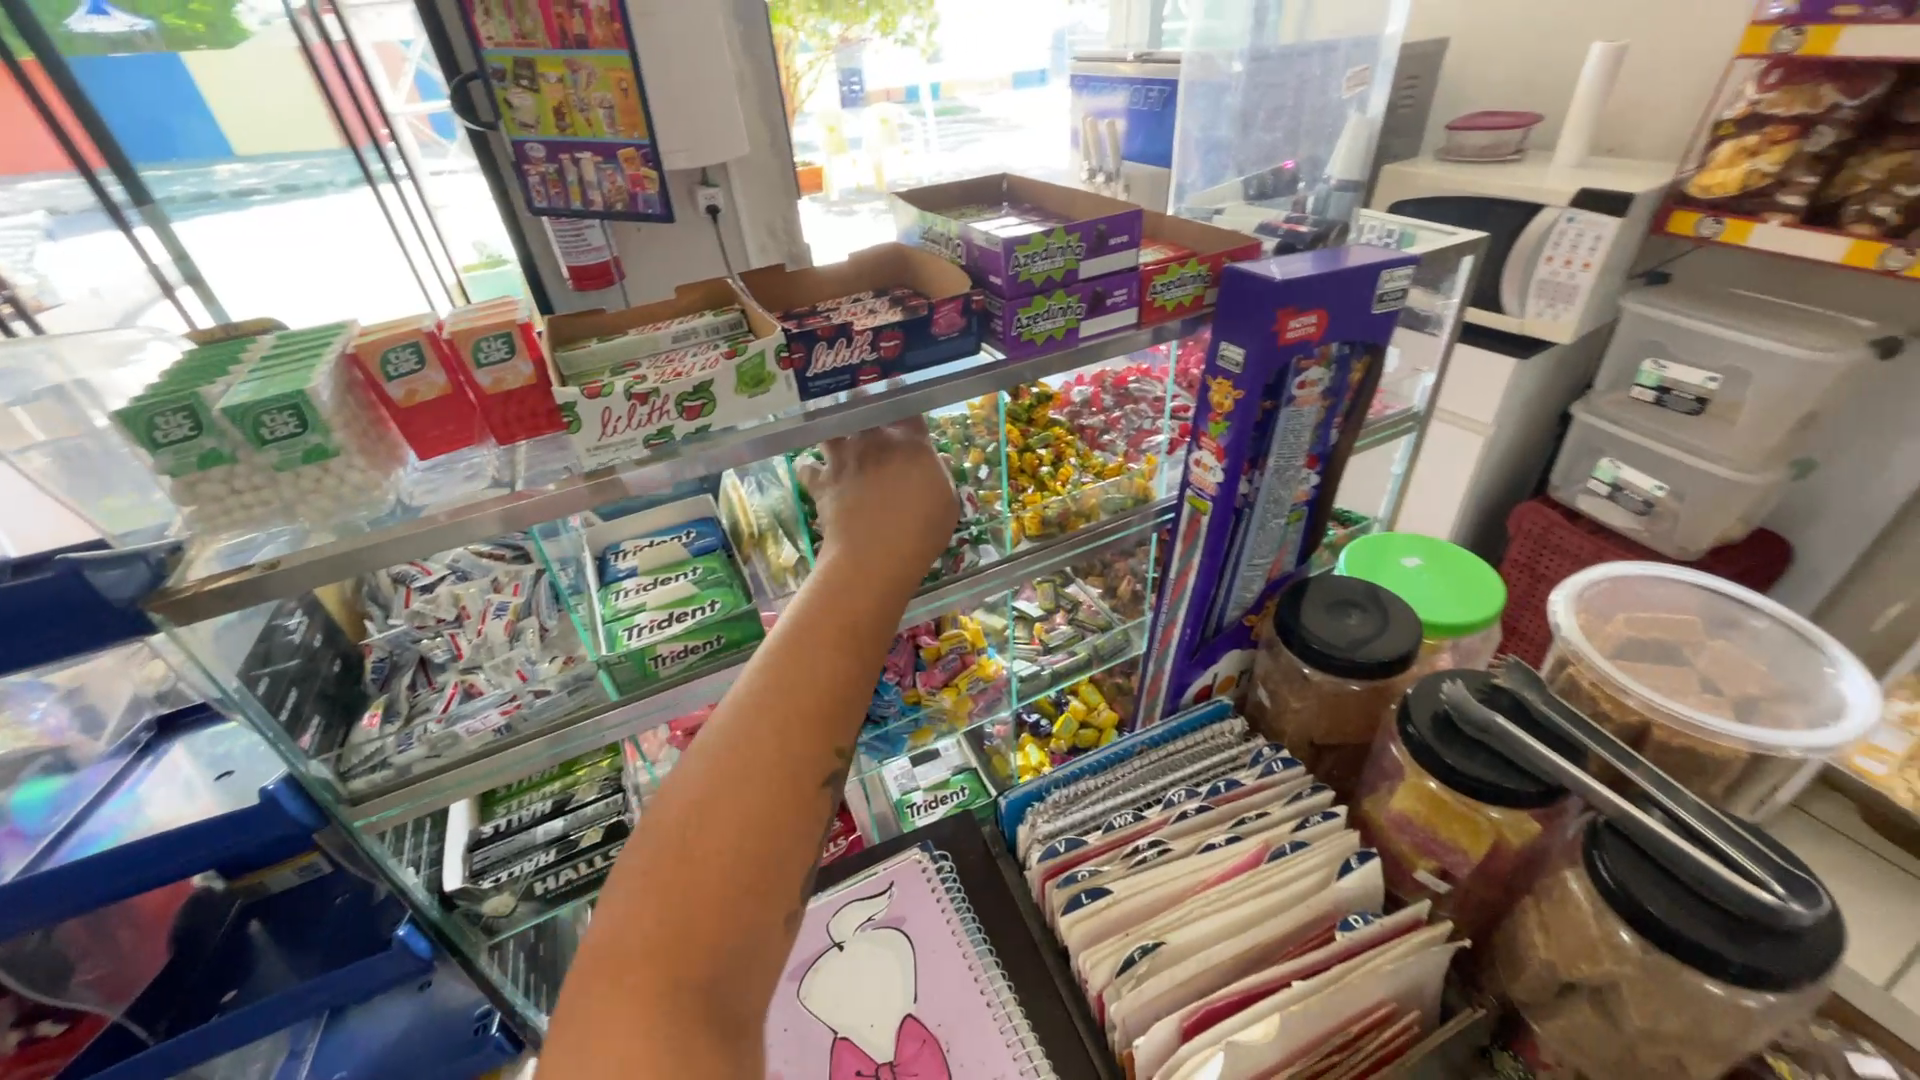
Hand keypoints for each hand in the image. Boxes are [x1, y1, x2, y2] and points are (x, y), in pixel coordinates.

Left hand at [797, 417, 958, 590]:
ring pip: (831, 431)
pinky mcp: (822, 481)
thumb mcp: (948, 503)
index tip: (901, 410)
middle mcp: (874, 442)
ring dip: (834, 433)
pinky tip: (815, 475)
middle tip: (866, 416)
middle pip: (865, 410)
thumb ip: (942, 475)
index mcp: (910, 443)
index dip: (903, 407)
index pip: (907, 409)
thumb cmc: (922, 530)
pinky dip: (809, 470)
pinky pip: (807, 468)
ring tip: (837, 440)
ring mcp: (844, 459)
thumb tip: (939, 459)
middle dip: (864, 409)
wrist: (877, 555)